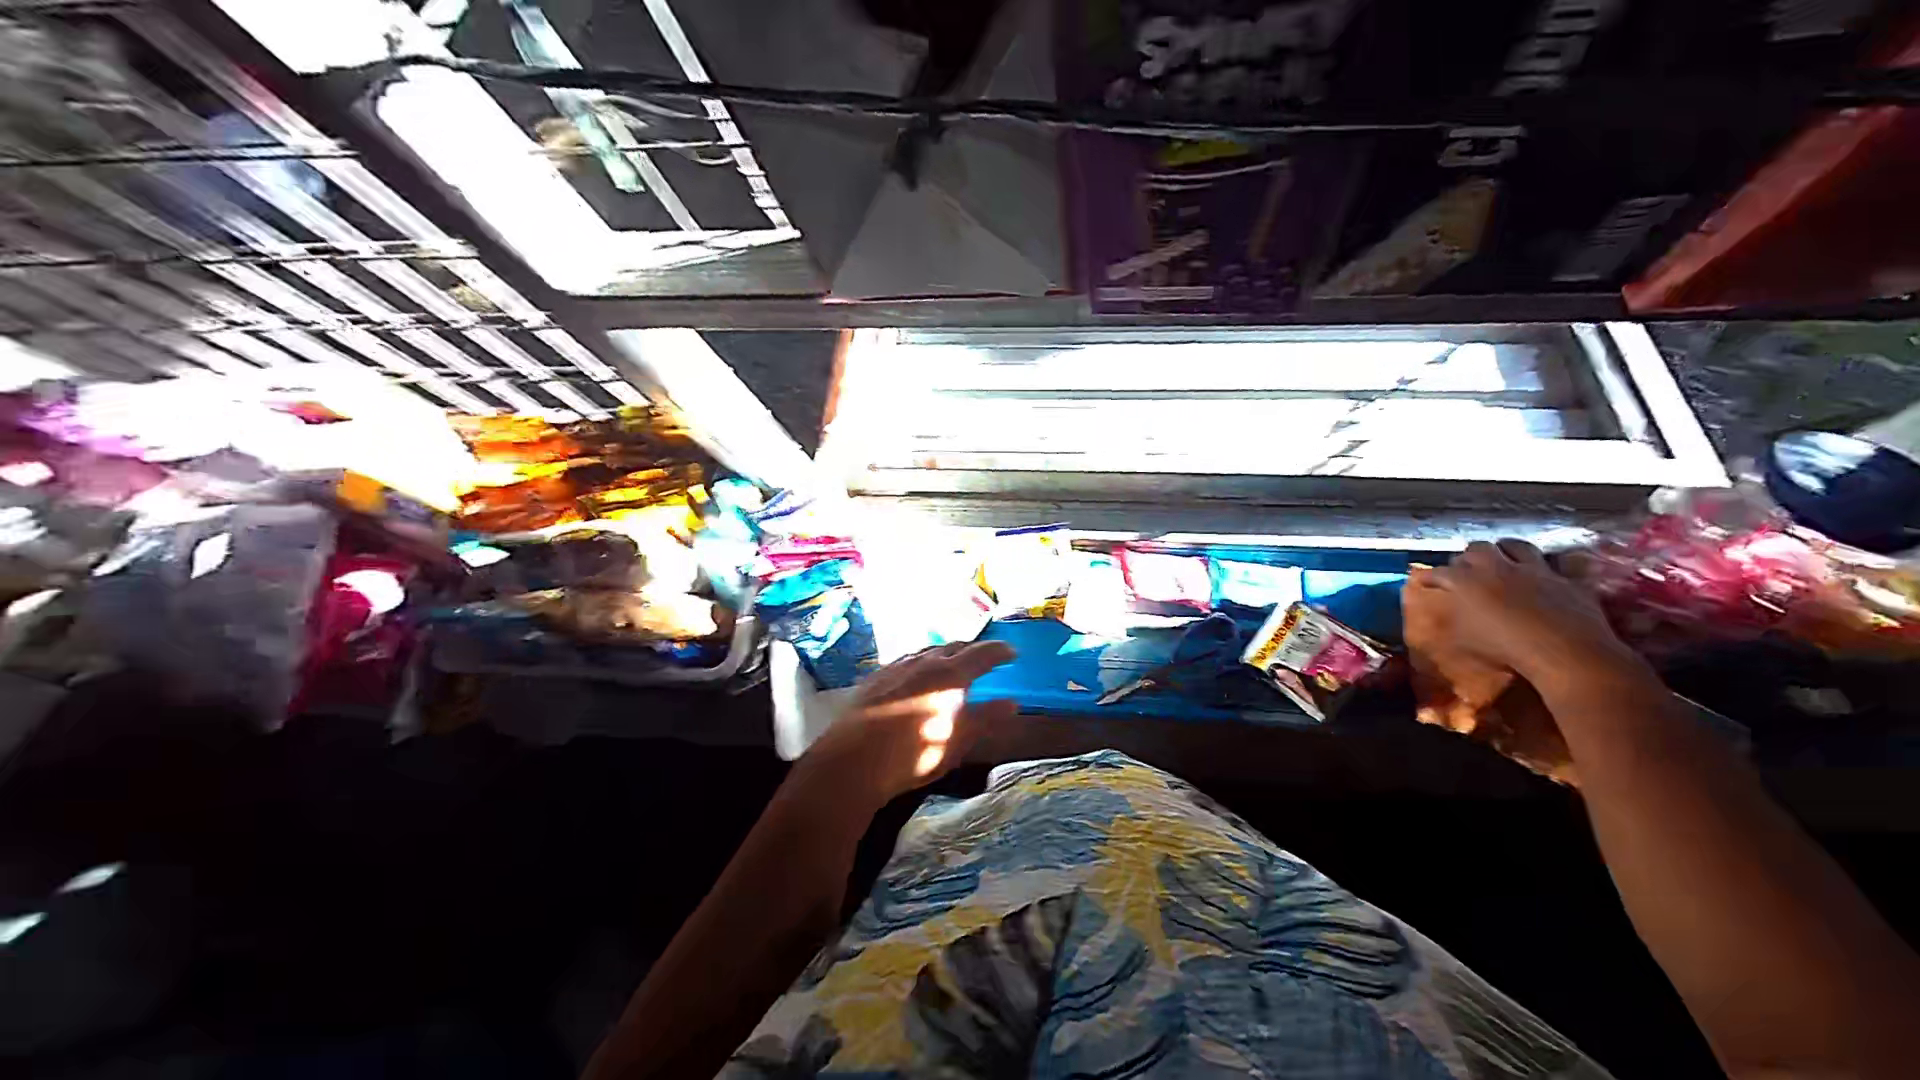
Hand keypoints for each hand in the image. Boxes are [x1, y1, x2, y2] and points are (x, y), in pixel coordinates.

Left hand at [795, 641, 1018, 811]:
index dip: (999, 651)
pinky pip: (904, 663)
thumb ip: (986, 718)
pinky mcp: (874, 679)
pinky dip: (919, 665)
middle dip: (971, 650)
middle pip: (953, 647)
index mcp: (951, 675)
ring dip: (943, 655)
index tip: (1011, 652)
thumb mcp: (959, 741)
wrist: (855, 760)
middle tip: (983, 658)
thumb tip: (1011, 703)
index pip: (982, 654)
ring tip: (950, 664)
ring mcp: (896, 668)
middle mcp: (924, 663)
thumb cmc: (916, 753)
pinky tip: (915, 677)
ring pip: (926, 652)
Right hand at [1407, 539, 1632, 683]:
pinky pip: (1560, 561)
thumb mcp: (1462, 640)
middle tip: (1463, 571)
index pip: (1437, 572)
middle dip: (1466, 558)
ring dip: (1504, 550)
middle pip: (1475, 549)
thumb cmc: (1505, 650)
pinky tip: (1547, 568)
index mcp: (1465, 581)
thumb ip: (1447, 622)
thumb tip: (1435, 617)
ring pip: (1514, 545)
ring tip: (1501, 559)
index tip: (1423, 583)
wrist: (1564, 654)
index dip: (1428, 578)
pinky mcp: (1565, 579)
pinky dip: (1551, 563)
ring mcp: (1534, 569)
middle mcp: (1496, 567)